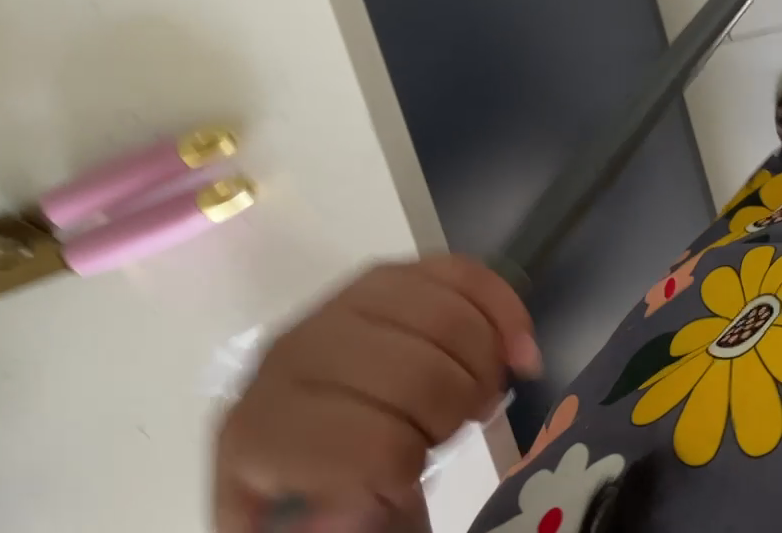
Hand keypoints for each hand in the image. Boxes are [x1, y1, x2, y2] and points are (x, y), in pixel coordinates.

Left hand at [213, 256, 539, 532]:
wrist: (303, 440)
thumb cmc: (314, 491)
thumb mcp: (314, 526)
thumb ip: (336, 523)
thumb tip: (377, 502)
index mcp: (262, 432)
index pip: (369, 443)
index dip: (411, 465)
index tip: (413, 480)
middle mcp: (297, 354)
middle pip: (418, 372)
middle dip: (460, 406)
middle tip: (461, 430)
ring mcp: (344, 303)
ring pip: (448, 316)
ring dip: (486, 364)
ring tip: (479, 396)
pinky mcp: (389, 275)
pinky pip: (463, 274)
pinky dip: (505, 312)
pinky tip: (519, 349)